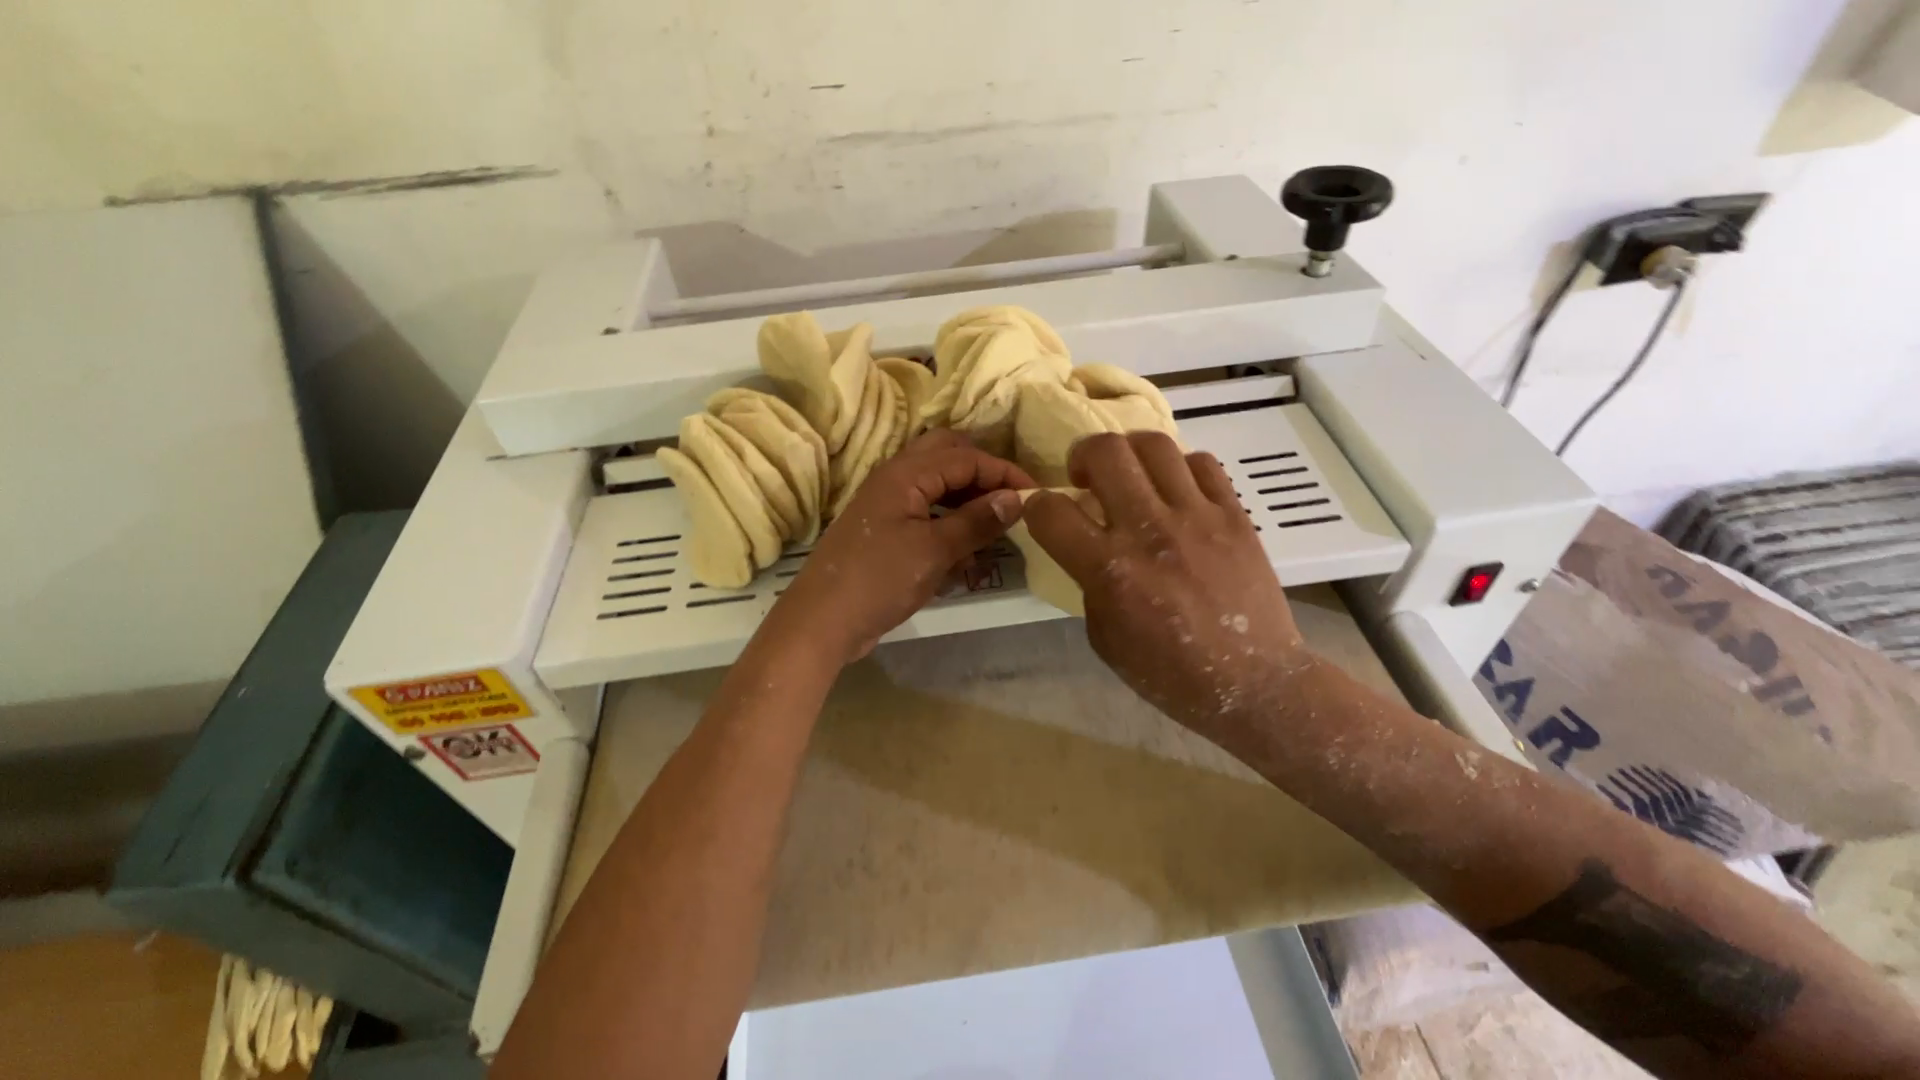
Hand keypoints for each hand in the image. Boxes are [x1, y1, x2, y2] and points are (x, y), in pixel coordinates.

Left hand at [767, 430, 1033, 664]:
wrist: (822, 622)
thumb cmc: (878, 581)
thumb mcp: (934, 551)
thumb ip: (976, 521)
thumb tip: (1016, 498)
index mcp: (905, 474)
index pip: (966, 457)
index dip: (1004, 472)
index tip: (1036, 495)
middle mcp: (894, 478)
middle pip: (948, 456)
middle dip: (983, 473)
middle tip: (1012, 500)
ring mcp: (887, 504)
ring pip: (936, 484)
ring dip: (967, 497)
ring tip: (996, 525)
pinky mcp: (885, 530)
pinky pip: (925, 511)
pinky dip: (949, 521)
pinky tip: (968, 550)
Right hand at [1023, 432, 1315, 742]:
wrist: (1252, 681)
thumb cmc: (1170, 673)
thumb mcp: (1105, 638)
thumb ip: (1090, 584)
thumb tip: (1088, 548)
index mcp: (1110, 571)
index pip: (1051, 511)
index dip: (1037, 506)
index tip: (1046, 513)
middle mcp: (1149, 531)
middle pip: (1104, 452)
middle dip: (1082, 456)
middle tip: (1087, 478)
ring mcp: (1196, 517)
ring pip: (1153, 444)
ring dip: (1130, 453)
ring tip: (1132, 475)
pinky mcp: (1234, 514)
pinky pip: (1201, 462)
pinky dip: (1180, 468)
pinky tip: (1176, 492)